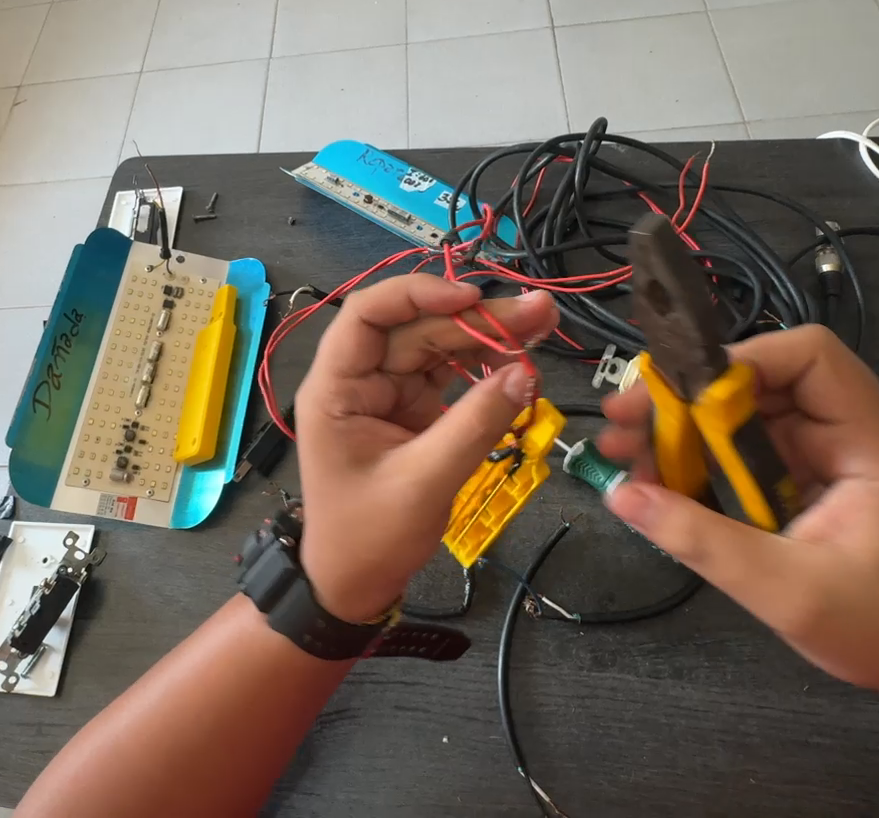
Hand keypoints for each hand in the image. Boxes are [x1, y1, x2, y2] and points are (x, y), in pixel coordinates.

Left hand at [293, 276, 557, 621]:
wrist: (356, 584)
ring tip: (542, 322)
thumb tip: (526, 375)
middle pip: (416, 327)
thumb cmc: (369, 536)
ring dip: (488, 334)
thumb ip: (474, 426)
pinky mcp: (413, 409)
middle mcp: (360, 378)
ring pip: (438, 345)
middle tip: (539, 310)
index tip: (470, 298)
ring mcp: (388, 391)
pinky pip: (450, 373)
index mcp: (337, 386)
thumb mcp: (423, 482)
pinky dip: (485, 365)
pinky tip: (521, 358)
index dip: (417, 295)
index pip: (367, 314)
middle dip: (475, 317)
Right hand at [598, 324, 878, 700]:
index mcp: (871, 443)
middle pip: (757, 380)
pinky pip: (738, 447)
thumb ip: (704, 541)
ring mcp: (820, 453)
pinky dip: (696, 457)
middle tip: (622, 421)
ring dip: (679, 426)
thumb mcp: (789, 593)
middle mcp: (844, 432)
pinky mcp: (800, 474)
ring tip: (623, 451)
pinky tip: (656, 479)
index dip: (743, 360)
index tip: (680, 394)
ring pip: (739, 412)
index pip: (811, 357)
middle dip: (684, 395)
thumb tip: (621, 496)